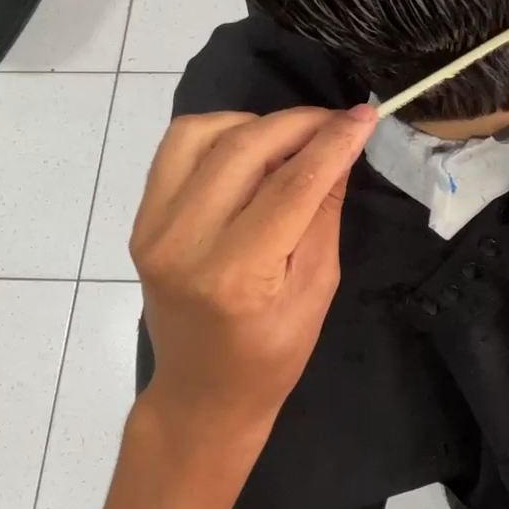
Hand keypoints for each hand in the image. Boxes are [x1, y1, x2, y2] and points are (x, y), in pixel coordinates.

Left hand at [129, 106, 377, 431]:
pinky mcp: (143, 219)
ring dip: (256, 122)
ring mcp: (153, 228)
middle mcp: (185, 242)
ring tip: (293, 138)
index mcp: (237, 274)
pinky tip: (252, 147)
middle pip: (245, 148)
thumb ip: (324, 212)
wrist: (201, 392)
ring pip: (202, 134)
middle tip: (337, 120)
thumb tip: (342, 147)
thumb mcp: (319, 287)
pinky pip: (178, 148)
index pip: (292, 185)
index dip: (332, 143)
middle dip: (300, 123)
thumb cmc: (273, 354)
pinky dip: (220, 132)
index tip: (365, 116)